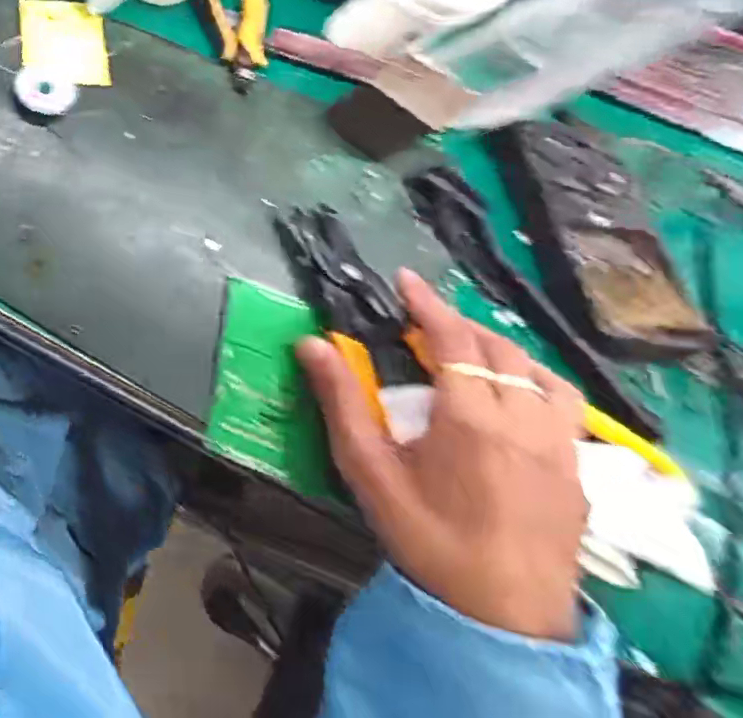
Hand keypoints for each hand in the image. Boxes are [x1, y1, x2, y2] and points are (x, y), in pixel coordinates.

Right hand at [295, 269, 589, 640]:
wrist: (497, 608)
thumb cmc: (421, 529)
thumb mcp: (364, 465)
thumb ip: (341, 400)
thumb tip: (311, 343)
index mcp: (472, 420)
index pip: (455, 342)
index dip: (429, 304)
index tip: (405, 278)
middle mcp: (526, 426)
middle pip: (502, 353)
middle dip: (460, 324)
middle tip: (419, 317)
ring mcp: (561, 450)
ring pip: (545, 377)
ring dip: (503, 351)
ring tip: (465, 349)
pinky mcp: (576, 472)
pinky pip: (563, 406)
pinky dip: (532, 381)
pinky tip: (506, 396)